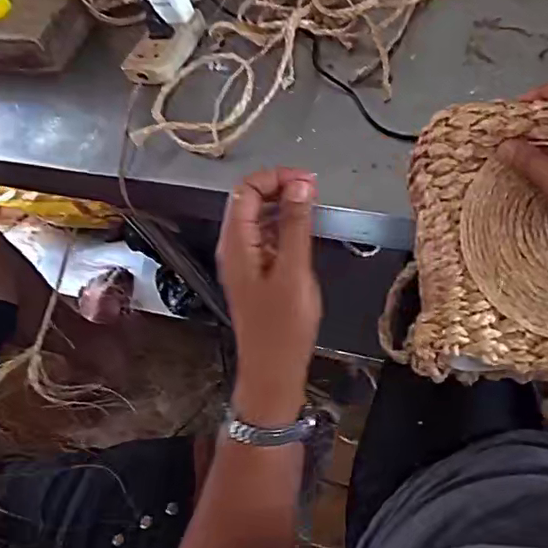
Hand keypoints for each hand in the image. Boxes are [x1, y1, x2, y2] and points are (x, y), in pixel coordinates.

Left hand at [216, 168, 321, 423]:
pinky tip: (304, 230)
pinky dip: (283, 224)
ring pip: (258, 217)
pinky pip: (265, 236)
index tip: (307, 181)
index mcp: (236, 243)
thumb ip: (295, 224)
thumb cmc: (282, 325)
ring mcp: (244, 260)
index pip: (246, 190)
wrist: (273, 369)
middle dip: (279, 186)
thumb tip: (300, 185)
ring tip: (312, 205)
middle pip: (249, 200)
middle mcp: (234, 247)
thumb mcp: (294, 270)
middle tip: (313, 189)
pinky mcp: (256, 273)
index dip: (275, 177)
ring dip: (282, 204)